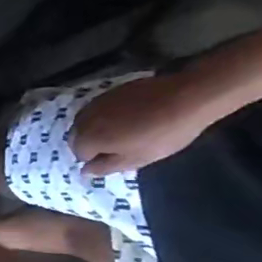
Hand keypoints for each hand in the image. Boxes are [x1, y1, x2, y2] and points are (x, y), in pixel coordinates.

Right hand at [70, 73, 221, 176]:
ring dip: (97, 129)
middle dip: (91, 144)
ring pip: (86, 121)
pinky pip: (99, 109)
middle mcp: (84, 118)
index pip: (79, 154)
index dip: (96, 160)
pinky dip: (106, 116)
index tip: (118, 159)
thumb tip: (84, 171)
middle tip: (118, 148)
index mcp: (88, 138)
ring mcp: (97, 102)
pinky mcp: (111, 91)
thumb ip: (106, 167)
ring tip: (123, 132)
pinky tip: (128, 117)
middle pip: (77, 136)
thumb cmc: (161, 135)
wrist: (185, 98)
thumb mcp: (136, 159)